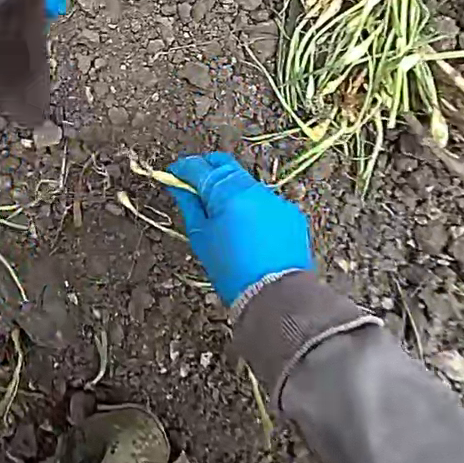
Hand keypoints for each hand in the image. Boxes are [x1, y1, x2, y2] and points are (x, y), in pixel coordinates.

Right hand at [168, 153, 313, 305]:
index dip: (184, 169)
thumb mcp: (201, 238)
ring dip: (231, 189)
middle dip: (208, 170)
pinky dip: (252, 206)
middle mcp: (251, 188)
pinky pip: (264, 200)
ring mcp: (273, 198)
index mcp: (226, 192)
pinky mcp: (289, 211)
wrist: (276, 296)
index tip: (174, 173)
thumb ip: (190, 205)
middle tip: (195, 185)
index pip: (199, 167)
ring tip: (222, 212)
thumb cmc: (231, 271)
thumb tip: (177, 185)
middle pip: (225, 166)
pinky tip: (247, 228)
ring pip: (245, 182)